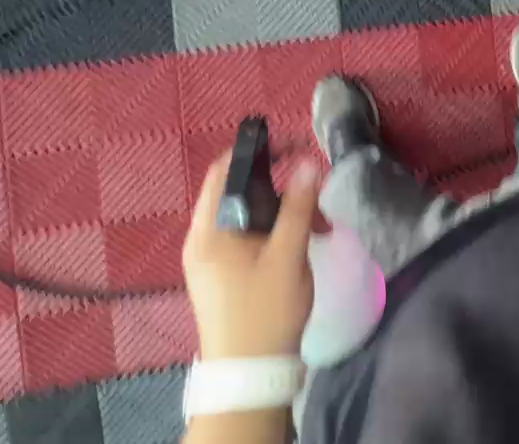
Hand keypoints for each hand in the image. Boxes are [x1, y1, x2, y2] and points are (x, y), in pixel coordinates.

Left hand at [182, 154, 321, 359]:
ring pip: (246, 214)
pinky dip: (274, 228)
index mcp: (208, 232)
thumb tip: (308, 162)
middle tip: (311, 184)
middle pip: (236, 191)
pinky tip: (301, 238)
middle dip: (277, 181)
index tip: (292, 144)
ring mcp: (211, 259)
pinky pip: (248, 234)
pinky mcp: (224, 273)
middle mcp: (203, 240)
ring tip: (315, 218)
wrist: (250, 373)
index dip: (255, 150)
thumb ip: (297, 206)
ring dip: (281, 207)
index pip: (223, 171)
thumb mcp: (288, 254)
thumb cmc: (265, 309)